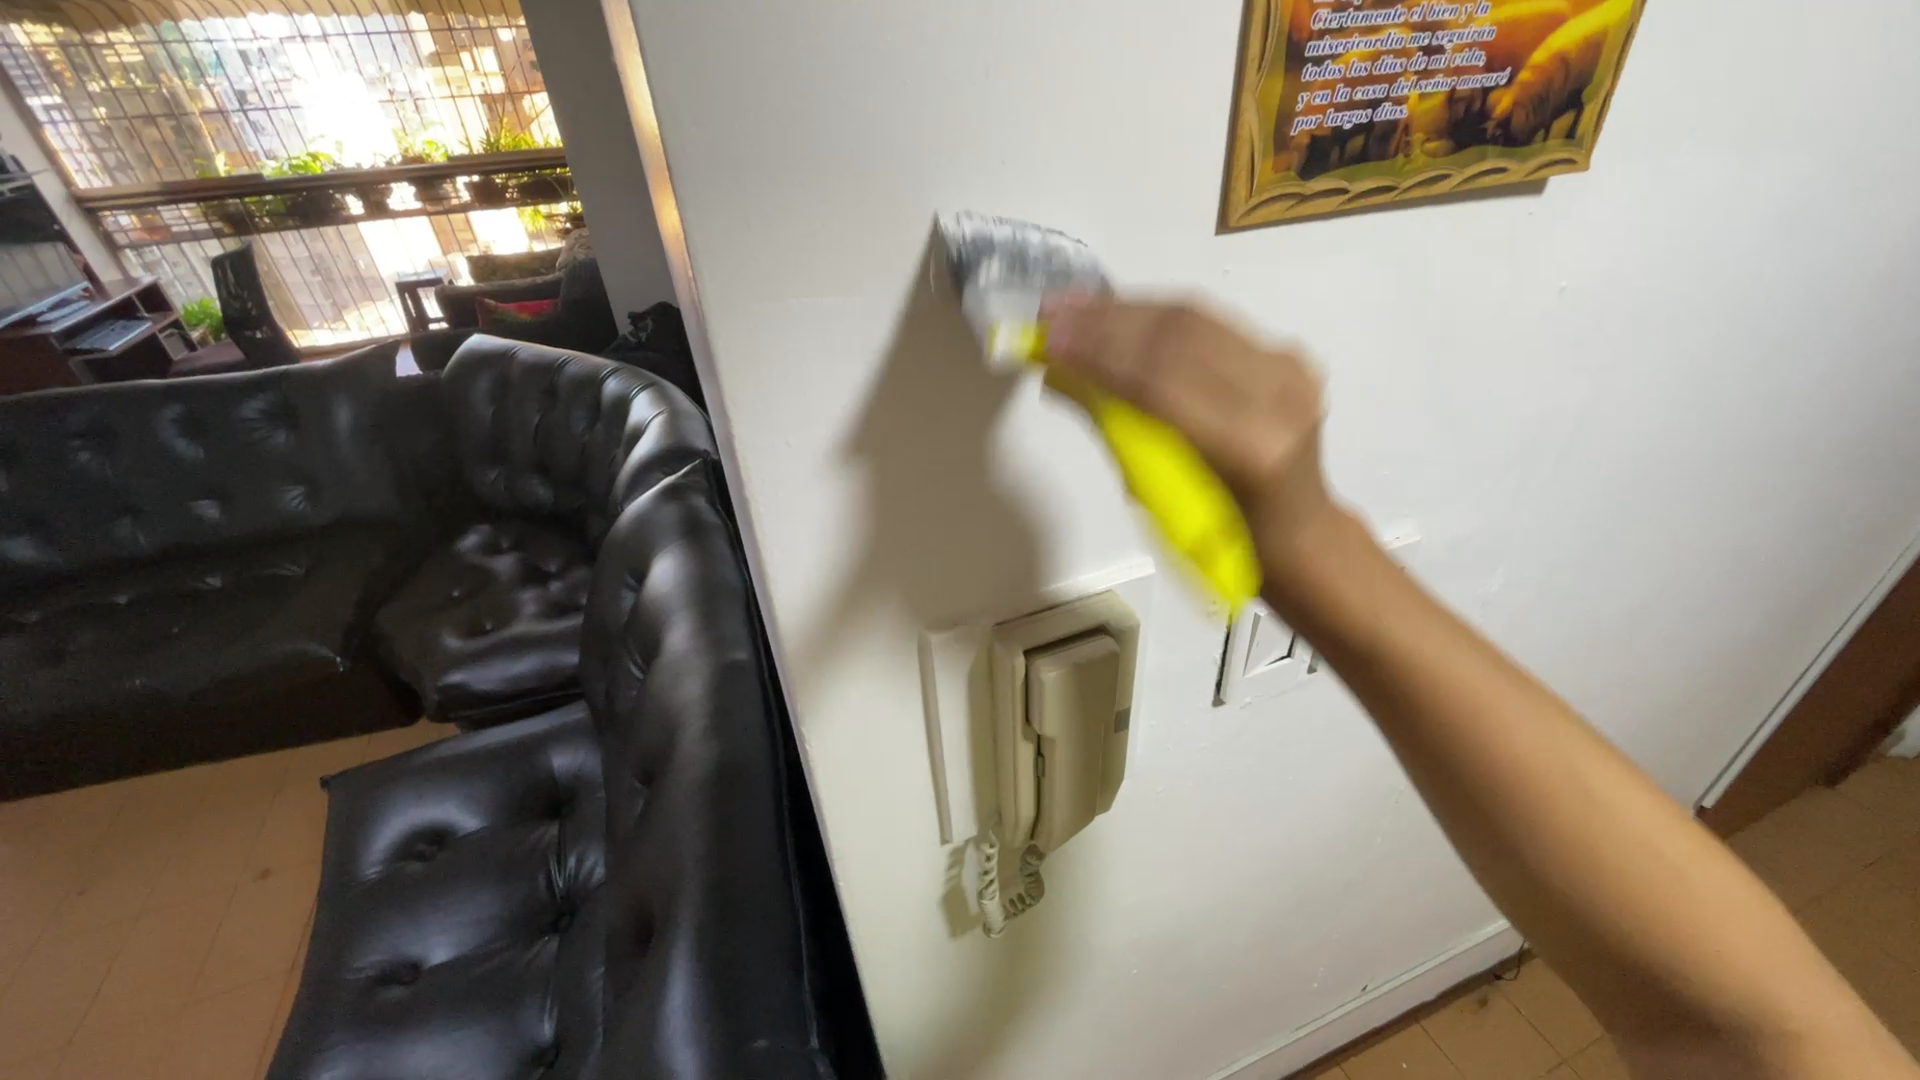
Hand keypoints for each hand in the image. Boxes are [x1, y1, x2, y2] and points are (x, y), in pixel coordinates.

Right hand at [1042, 295, 1337, 582]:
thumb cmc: (1222, 535)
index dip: (1099, 357)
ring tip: (1072, 307)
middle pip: (1179, 338)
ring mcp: (1289, 370)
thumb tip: (1062, 377)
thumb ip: (1117, 428)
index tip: (1049, 343)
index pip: (1162, 384)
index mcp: (1250, 447)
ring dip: (1125, 309)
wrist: (1295, 527)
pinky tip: (1116, 311)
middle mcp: (1279, 398)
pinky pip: (1210, 322)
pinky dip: (1156, 315)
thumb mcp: (1160, 495)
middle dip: (1105, 322)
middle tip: (1052, 315)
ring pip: (1193, 318)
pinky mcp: (1286, 354)